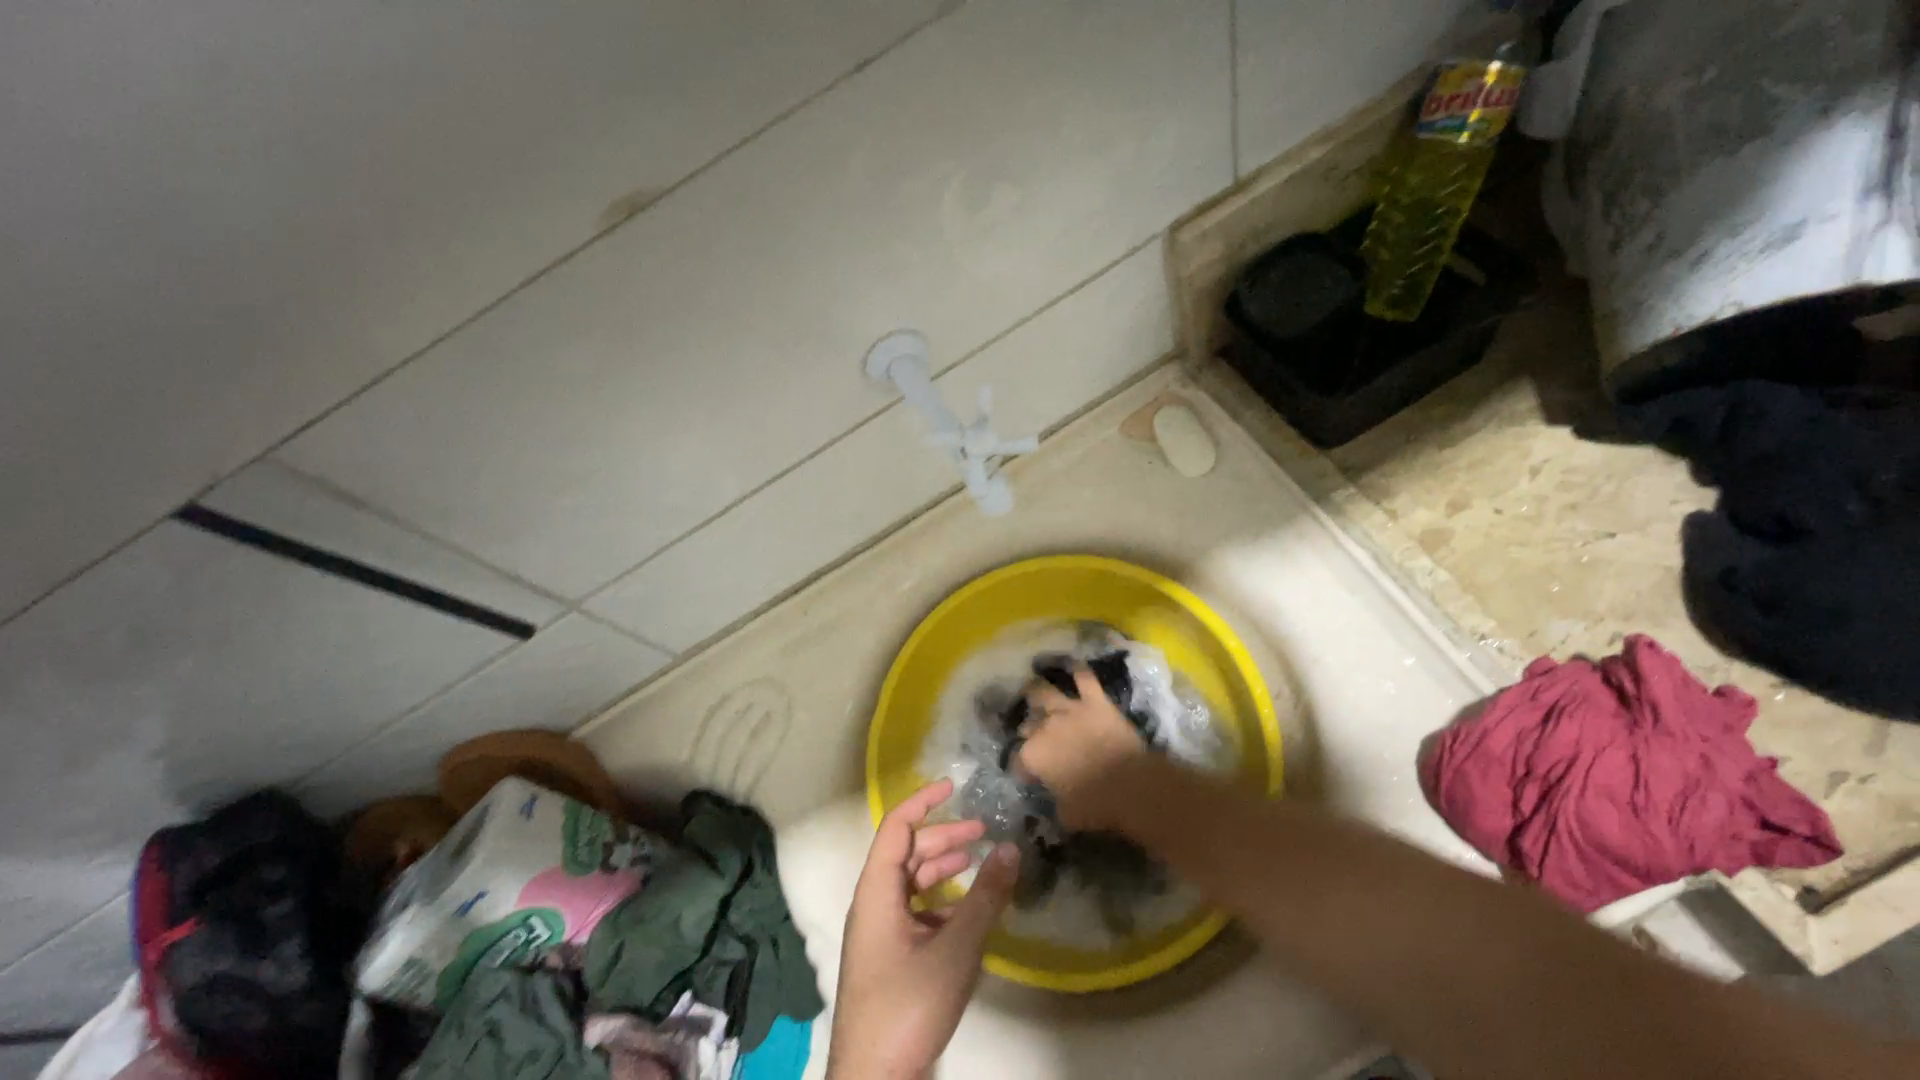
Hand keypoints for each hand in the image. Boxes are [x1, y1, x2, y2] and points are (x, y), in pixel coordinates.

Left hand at [827, 779, 1019, 1079]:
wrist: (874, 1077)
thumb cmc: (909, 1005)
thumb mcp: (955, 949)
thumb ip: (985, 898)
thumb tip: (1011, 847)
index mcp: (877, 893)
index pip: (896, 829)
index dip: (922, 802)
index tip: (954, 786)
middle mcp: (873, 906)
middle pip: (906, 855)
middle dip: (942, 837)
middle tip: (983, 831)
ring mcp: (880, 936)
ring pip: (911, 886)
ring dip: (943, 870)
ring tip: (978, 863)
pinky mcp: (890, 961)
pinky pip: (915, 915)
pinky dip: (941, 904)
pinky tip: (969, 912)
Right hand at [1014, 666, 1149, 829]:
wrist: (1132, 786)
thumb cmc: (1096, 806)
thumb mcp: (1065, 814)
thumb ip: (1054, 801)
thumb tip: (1056, 800)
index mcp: (1033, 755)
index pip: (1017, 759)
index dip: (1022, 769)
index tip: (1028, 776)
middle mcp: (1045, 727)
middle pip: (1028, 724)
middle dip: (1028, 730)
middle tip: (1034, 737)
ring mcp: (1070, 710)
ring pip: (1043, 692)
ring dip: (1036, 692)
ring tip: (1032, 689)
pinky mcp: (1095, 701)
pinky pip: (1084, 678)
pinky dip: (1077, 668)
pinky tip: (1072, 662)